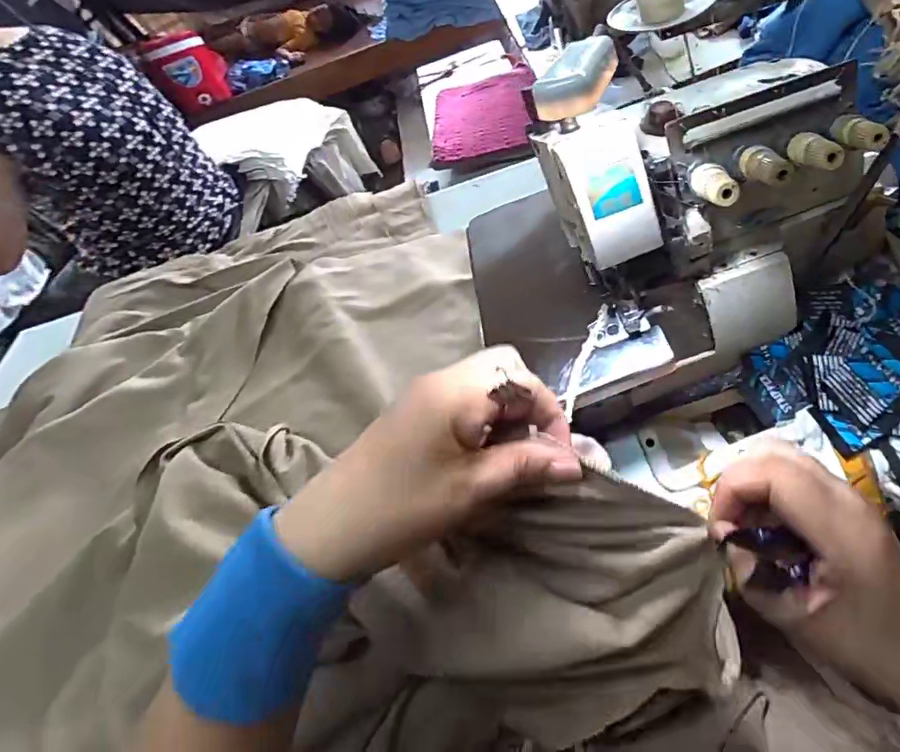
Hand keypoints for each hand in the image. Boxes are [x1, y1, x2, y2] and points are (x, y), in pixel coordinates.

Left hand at [273, 345, 582, 581]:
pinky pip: (467, 395)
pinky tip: (485, 453)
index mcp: (457, 390)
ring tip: (512, 455)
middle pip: (507, 368)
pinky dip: (488, 416)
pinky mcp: (417, 408)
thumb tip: (575, 463)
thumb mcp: (472, 489)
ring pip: (488, 380)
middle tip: (533, 445)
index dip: (551, 415)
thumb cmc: (402, 508)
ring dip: (510, 410)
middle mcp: (444, 378)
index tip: (560, 458)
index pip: (525, 381)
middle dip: (531, 403)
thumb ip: (526, 465)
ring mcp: (427, 391)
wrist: (324, 532)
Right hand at [709, 448, 899, 710]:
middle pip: (776, 452)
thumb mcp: (802, 622)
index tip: (718, 533)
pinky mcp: (849, 504)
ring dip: (755, 484)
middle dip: (739, 481)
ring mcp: (849, 494)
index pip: (771, 471)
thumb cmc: (869, 645)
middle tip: (726, 527)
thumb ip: (757, 580)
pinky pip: (800, 477)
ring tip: (744, 529)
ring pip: (787, 458)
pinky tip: (769, 531)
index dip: (732, 490)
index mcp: (837, 520)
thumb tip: (728, 546)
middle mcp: (843, 493)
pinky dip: (773, 491)